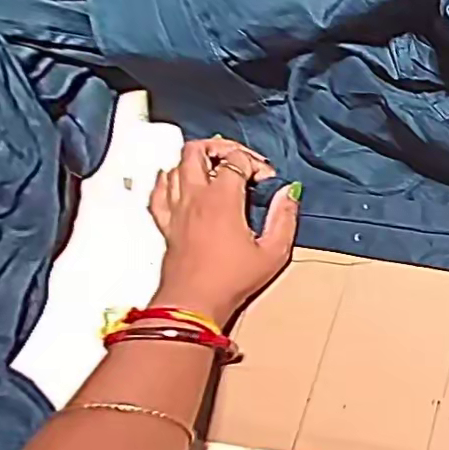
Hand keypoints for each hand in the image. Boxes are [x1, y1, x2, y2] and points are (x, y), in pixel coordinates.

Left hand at [147, 137, 299, 324]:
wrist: (195, 301)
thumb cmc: (234, 279)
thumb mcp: (274, 251)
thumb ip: (283, 218)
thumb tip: (289, 193)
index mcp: (222, 201)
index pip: (235, 161)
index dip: (256, 164)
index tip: (268, 180)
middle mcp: (194, 197)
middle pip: (197, 150)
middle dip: (222, 147)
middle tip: (241, 159)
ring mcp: (175, 207)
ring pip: (175, 163)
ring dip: (198, 159)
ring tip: (217, 167)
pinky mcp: (165, 221)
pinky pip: (159, 187)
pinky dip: (171, 177)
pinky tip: (182, 181)